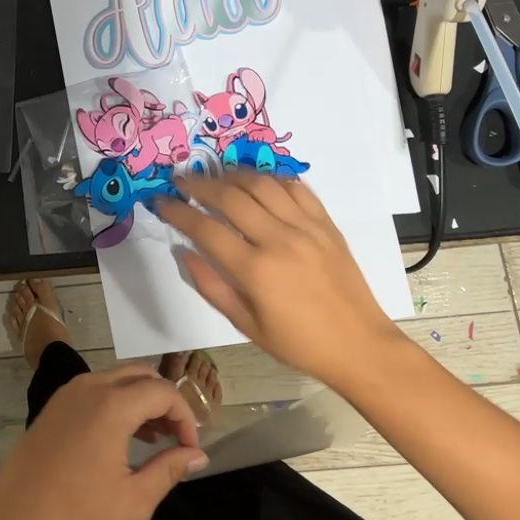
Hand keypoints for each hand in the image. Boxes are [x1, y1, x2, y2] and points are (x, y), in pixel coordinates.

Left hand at [0, 366, 207, 519]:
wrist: (19, 514)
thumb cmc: (80, 510)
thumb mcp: (135, 499)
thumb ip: (170, 470)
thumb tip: (198, 455)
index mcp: (113, 404)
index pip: (163, 392)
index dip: (185, 416)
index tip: (190, 448)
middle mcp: (91, 386)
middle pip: (142, 375)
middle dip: (165, 401)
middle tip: (175, 437)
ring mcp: (70, 391)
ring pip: (119, 378)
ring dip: (142, 400)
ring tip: (155, 438)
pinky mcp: (57, 402)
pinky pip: (97, 387)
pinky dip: (119, 401)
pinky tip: (123, 435)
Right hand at [157, 172, 403, 384]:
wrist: (359, 345)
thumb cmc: (298, 343)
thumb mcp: (246, 325)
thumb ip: (211, 286)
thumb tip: (184, 253)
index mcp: (255, 270)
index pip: (205, 228)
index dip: (177, 211)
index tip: (160, 202)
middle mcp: (279, 240)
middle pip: (230, 196)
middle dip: (199, 184)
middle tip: (181, 181)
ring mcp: (306, 227)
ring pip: (261, 183)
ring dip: (233, 175)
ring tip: (216, 177)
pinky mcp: (326, 223)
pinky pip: (295, 187)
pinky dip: (271, 179)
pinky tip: (257, 182)